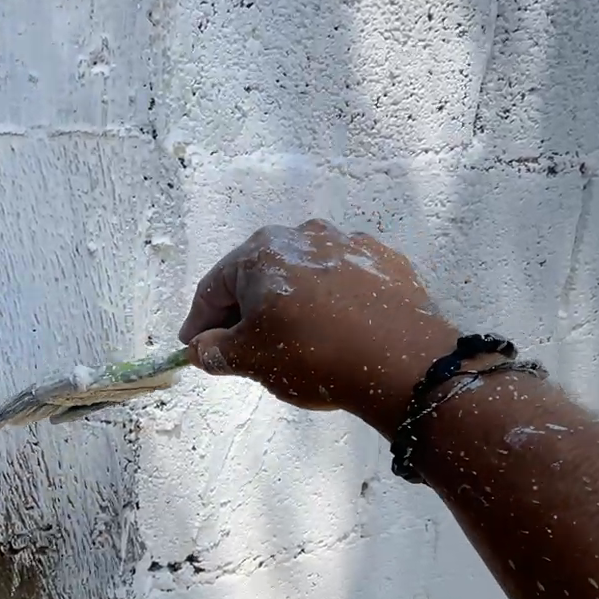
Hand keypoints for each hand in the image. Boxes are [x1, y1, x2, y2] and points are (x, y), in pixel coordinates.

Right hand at [177, 220, 459, 431]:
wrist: (403, 363)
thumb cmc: (311, 354)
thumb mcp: (247, 359)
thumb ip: (212, 350)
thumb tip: (200, 347)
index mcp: (260, 252)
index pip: (213, 289)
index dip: (199, 322)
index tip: (194, 346)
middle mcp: (302, 234)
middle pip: (256, 277)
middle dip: (242, 311)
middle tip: (238, 345)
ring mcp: (348, 243)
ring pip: (299, 277)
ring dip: (285, 304)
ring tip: (288, 339)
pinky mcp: (385, 262)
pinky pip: (338, 282)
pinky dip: (325, 303)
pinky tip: (330, 330)